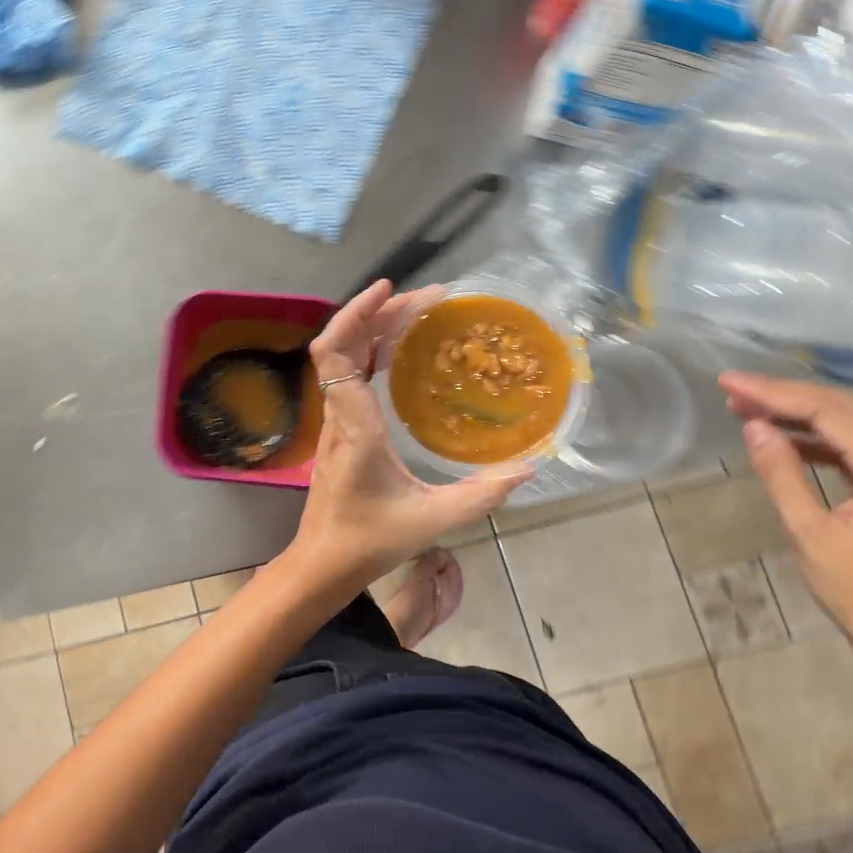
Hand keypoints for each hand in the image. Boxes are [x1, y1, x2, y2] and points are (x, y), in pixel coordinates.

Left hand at [286, 281, 531, 595]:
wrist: (323, 561)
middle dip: (379, 312)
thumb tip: (528, 469)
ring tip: (419, 312)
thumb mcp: (432, 521)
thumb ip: (481, 496)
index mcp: (354, 425)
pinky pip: (350, 376)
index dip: (356, 314)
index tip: (390, 291)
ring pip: (344, 357)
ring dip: (375, 329)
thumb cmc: (369, 540)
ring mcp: (336, 420)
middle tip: (428, 298)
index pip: (335, 354)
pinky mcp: (341, 428)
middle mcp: (339, 413)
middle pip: (343, 343)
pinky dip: (372, 352)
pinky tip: (402, 351)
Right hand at [720, 371, 852, 674]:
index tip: (729, 382)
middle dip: (786, 397)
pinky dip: (821, 441)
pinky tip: (785, 440)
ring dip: (801, 416)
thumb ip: (781, 473)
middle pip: (846, 412)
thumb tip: (754, 426)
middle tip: (733, 391)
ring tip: (748, 410)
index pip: (830, 414)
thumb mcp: (810, 533)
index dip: (775, 394)